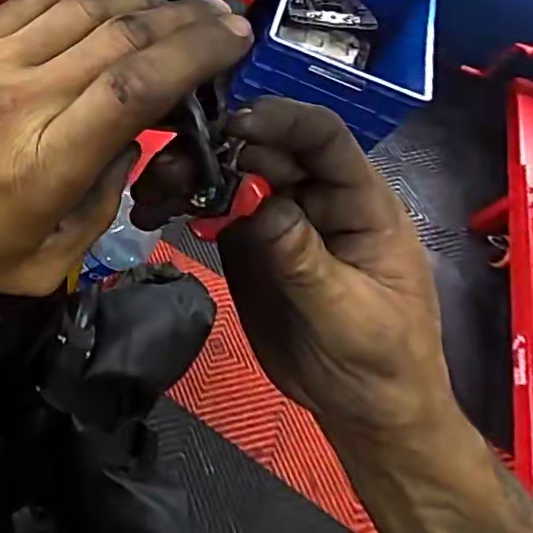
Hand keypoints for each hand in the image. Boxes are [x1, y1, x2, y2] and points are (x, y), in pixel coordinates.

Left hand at [0, 0, 253, 297]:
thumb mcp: (40, 263)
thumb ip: (101, 203)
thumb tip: (128, 141)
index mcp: (46, 160)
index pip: (136, 87)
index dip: (194, 53)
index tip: (231, 38)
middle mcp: (24, 97)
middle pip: (121, 38)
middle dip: (185, 21)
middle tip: (221, 16)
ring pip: (85, 10)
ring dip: (141, 5)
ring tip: (173, 11)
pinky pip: (38, 0)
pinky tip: (107, 4)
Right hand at [133, 97, 454, 436]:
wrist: (362, 413)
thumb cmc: (381, 364)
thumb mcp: (350, 315)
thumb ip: (302, 256)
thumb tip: (255, 200)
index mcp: (358, 198)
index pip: (322, 136)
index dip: (280, 119)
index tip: (232, 124)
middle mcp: (313, 191)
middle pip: (262, 146)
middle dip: (216, 145)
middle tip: (169, 163)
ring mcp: (275, 210)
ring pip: (229, 168)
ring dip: (188, 169)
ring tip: (151, 187)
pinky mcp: (245, 234)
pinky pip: (210, 202)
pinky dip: (179, 199)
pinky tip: (151, 208)